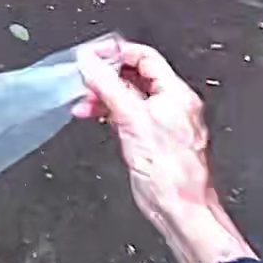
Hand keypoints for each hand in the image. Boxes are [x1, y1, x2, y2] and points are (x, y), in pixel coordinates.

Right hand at [74, 38, 256, 262]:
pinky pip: (121, 111)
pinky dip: (103, 109)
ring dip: (100, 92)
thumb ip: (108, 86)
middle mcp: (169, 104)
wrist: (179, 210)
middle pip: (131, 73)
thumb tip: (88, 61)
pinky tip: (90, 113)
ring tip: (83, 100)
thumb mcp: (132, 119)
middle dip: (103, 74)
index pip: (143, 56)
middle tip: (84, 77)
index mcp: (175, 95)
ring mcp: (157, 120)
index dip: (115, 51)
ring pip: (123, 92)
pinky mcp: (146, 135)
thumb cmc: (172, 174)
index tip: (91, 55)